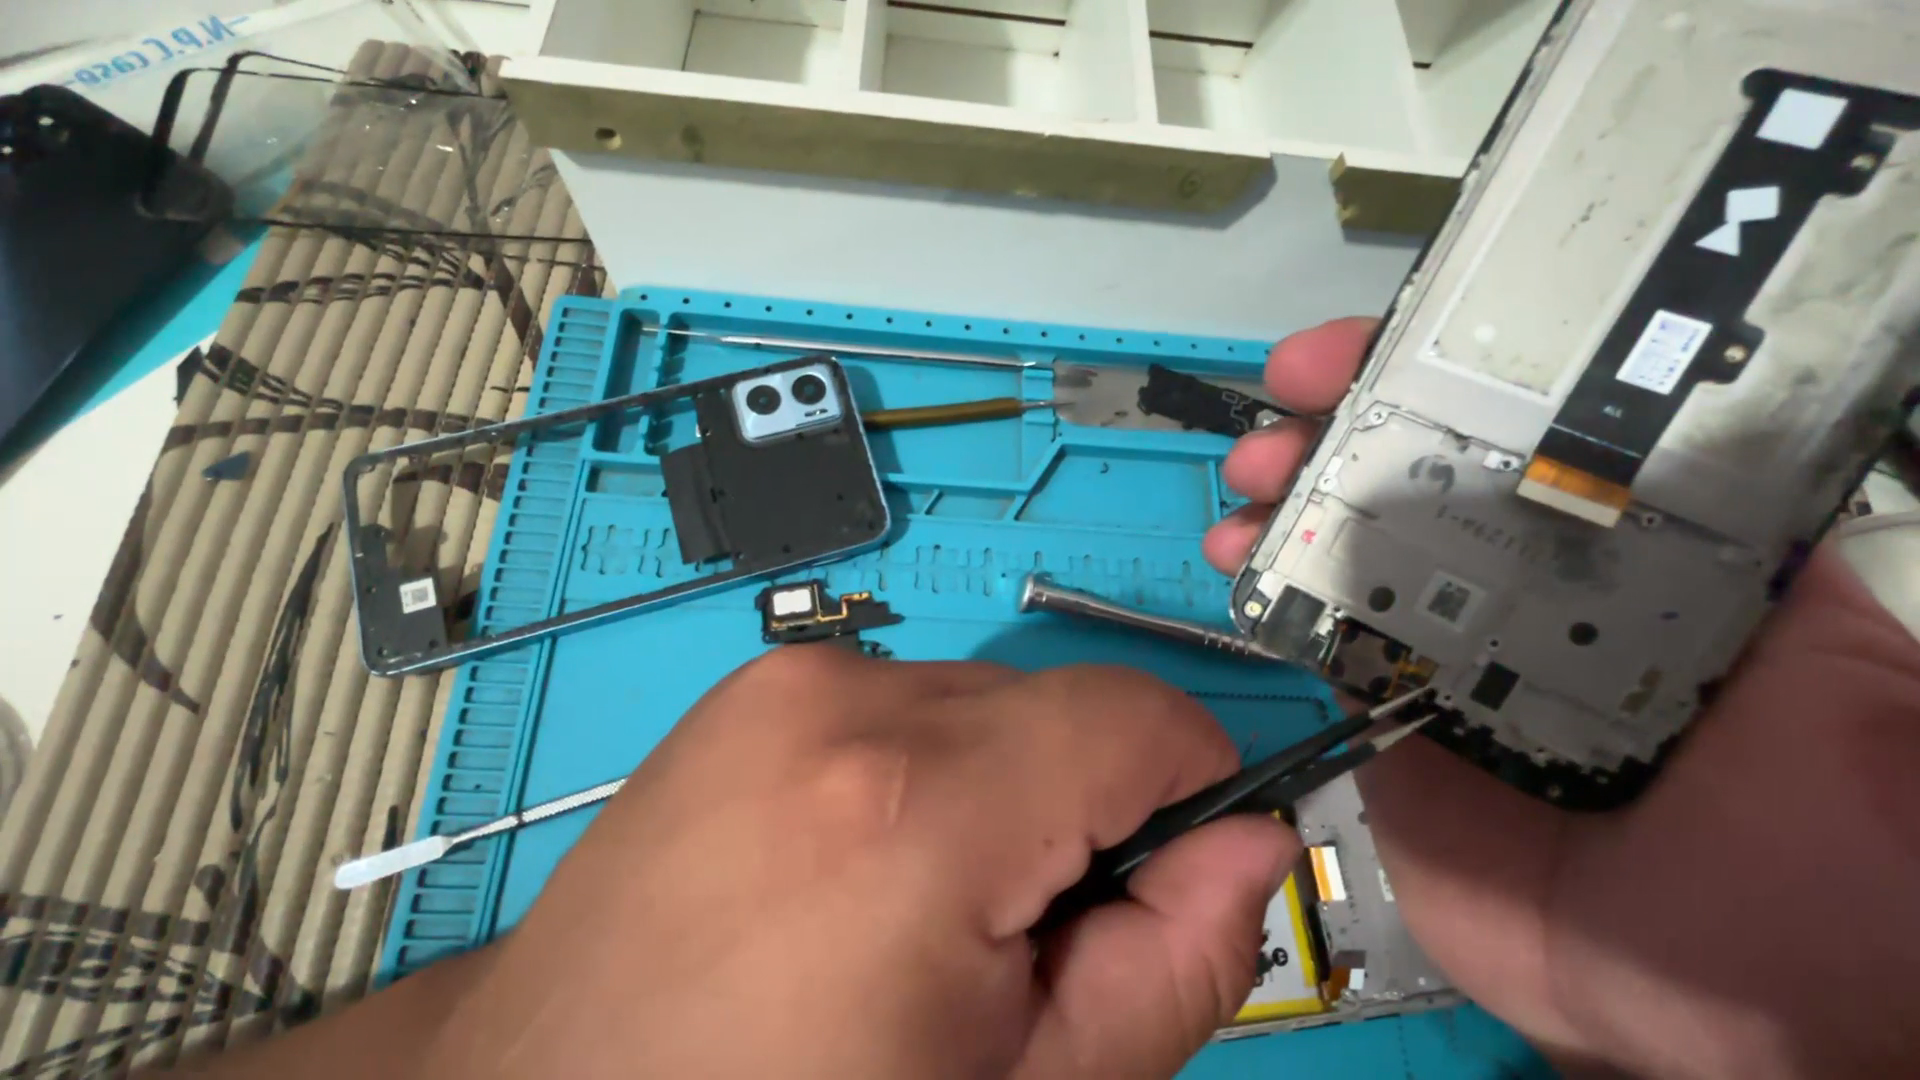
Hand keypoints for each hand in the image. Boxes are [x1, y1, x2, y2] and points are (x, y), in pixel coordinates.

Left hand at [412, 650, 1294, 1078]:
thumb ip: (1172, 963)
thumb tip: (1246, 841)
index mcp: (918, 807)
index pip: (1139, 714)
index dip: (1191, 784)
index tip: (1168, 865)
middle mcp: (842, 705)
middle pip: (1056, 706)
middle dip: (1081, 805)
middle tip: (1014, 932)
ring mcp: (781, 686)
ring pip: (978, 703)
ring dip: (994, 789)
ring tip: (918, 906)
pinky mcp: (746, 692)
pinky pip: (895, 705)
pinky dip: (917, 771)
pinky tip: (856, 865)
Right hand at [1204, 319, 1919, 1077]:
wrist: (1717, 998)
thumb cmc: (1814, 835)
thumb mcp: (1830, 665)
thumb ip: (1769, 557)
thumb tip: (1722, 419)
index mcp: (1609, 554)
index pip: (1511, 435)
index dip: (1438, 376)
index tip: (1367, 350)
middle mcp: (1507, 584)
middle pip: (1403, 482)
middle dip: (1335, 428)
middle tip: (1280, 410)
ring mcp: (1430, 647)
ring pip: (1339, 548)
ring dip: (1284, 501)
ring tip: (1245, 483)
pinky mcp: (1372, 713)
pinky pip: (1308, 637)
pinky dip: (1263, 592)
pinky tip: (1234, 563)